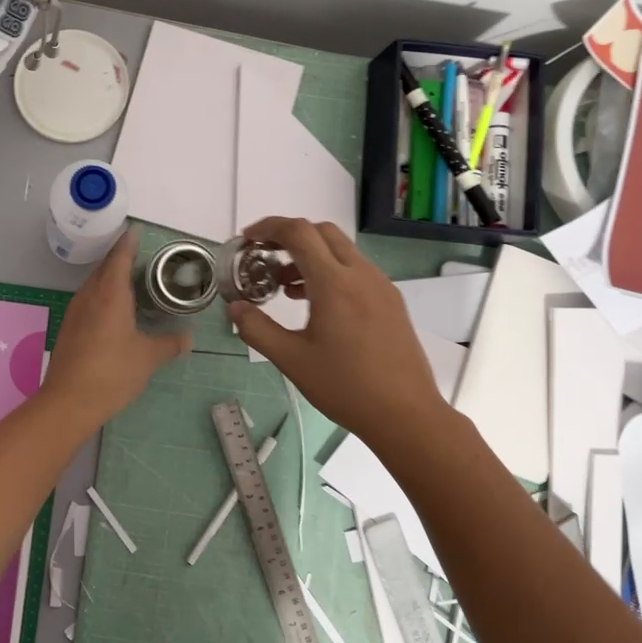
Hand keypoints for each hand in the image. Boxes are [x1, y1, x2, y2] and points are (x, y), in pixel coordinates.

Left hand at [44, 231, 191, 422]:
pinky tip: (113, 310)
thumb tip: (187, 338)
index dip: (129, 243)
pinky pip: (88, 302)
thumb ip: (169, 344)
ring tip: (129, 281)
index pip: (119, 258)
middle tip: (139, 256)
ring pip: (93, 286)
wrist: (68, 401)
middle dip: (120, 259)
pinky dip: (102, 297)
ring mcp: (75, 313)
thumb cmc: (112, 372)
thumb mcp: (148, 358)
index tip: (136, 230)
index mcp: (110, 294)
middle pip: (104, 268)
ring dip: (109, 279)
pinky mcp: (68, 329)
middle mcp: (89, 297)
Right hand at [228, 217, 447, 444]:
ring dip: (309, 255)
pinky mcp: (390, 301)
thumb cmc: (345, 387)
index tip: (247, 240)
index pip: (299, 233)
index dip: (269, 228)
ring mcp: (381, 287)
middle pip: (322, 232)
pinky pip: (356, 270)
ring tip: (284, 287)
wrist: (405, 414)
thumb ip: (257, 329)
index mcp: (335, 284)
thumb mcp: (291, 360)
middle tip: (263, 258)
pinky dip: (329, 271)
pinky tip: (315, 304)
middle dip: (289, 236)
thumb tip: (236, 308)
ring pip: (341, 250)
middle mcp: (361, 275)